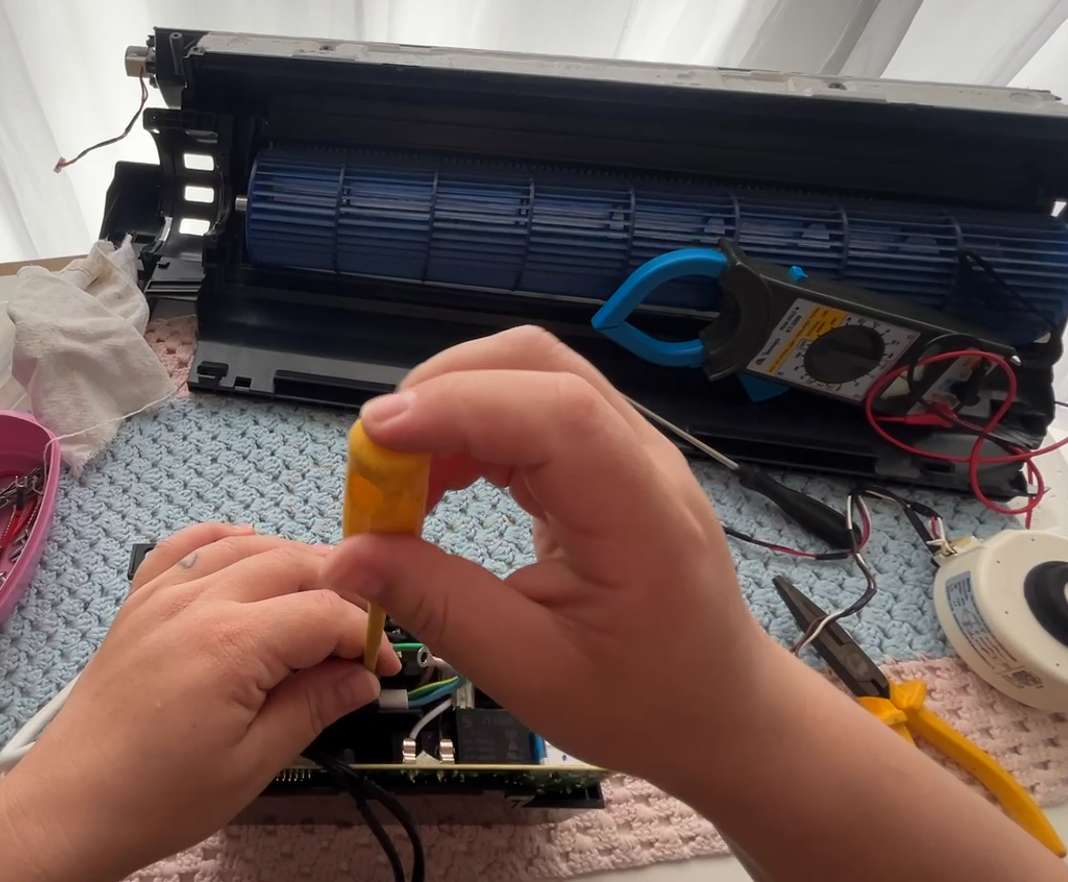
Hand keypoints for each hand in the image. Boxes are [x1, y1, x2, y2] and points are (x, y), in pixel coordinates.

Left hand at [0, 523, 393, 881]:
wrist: (70, 805)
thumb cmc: (162, 796)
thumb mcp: (252, 764)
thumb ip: (313, 707)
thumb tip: (363, 677)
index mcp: (233, 643)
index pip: (322, 613)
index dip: (364, 634)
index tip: (383, 664)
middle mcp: (200, 598)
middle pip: (289, 563)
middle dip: (337, 586)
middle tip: (359, 624)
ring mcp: (164, 590)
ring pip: (244, 546)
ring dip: (289, 557)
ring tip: (318, 588)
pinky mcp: (140, 596)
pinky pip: (184, 543)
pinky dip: (221, 535)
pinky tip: (245, 541)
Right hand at [322, 326, 783, 787]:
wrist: (720, 704)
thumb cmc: (640, 700)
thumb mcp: (530, 674)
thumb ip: (437, 605)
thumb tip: (347, 558)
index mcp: (643, 518)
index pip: (557, 415)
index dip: (460, 407)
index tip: (374, 437)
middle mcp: (641, 455)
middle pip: (535, 363)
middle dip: (441, 391)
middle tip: (377, 457)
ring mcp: (623, 442)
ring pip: (525, 370)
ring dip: (448, 403)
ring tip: (401, 473)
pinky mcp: (600, 447)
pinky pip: (524, 402)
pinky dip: (465, 423)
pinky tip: (440, 477)